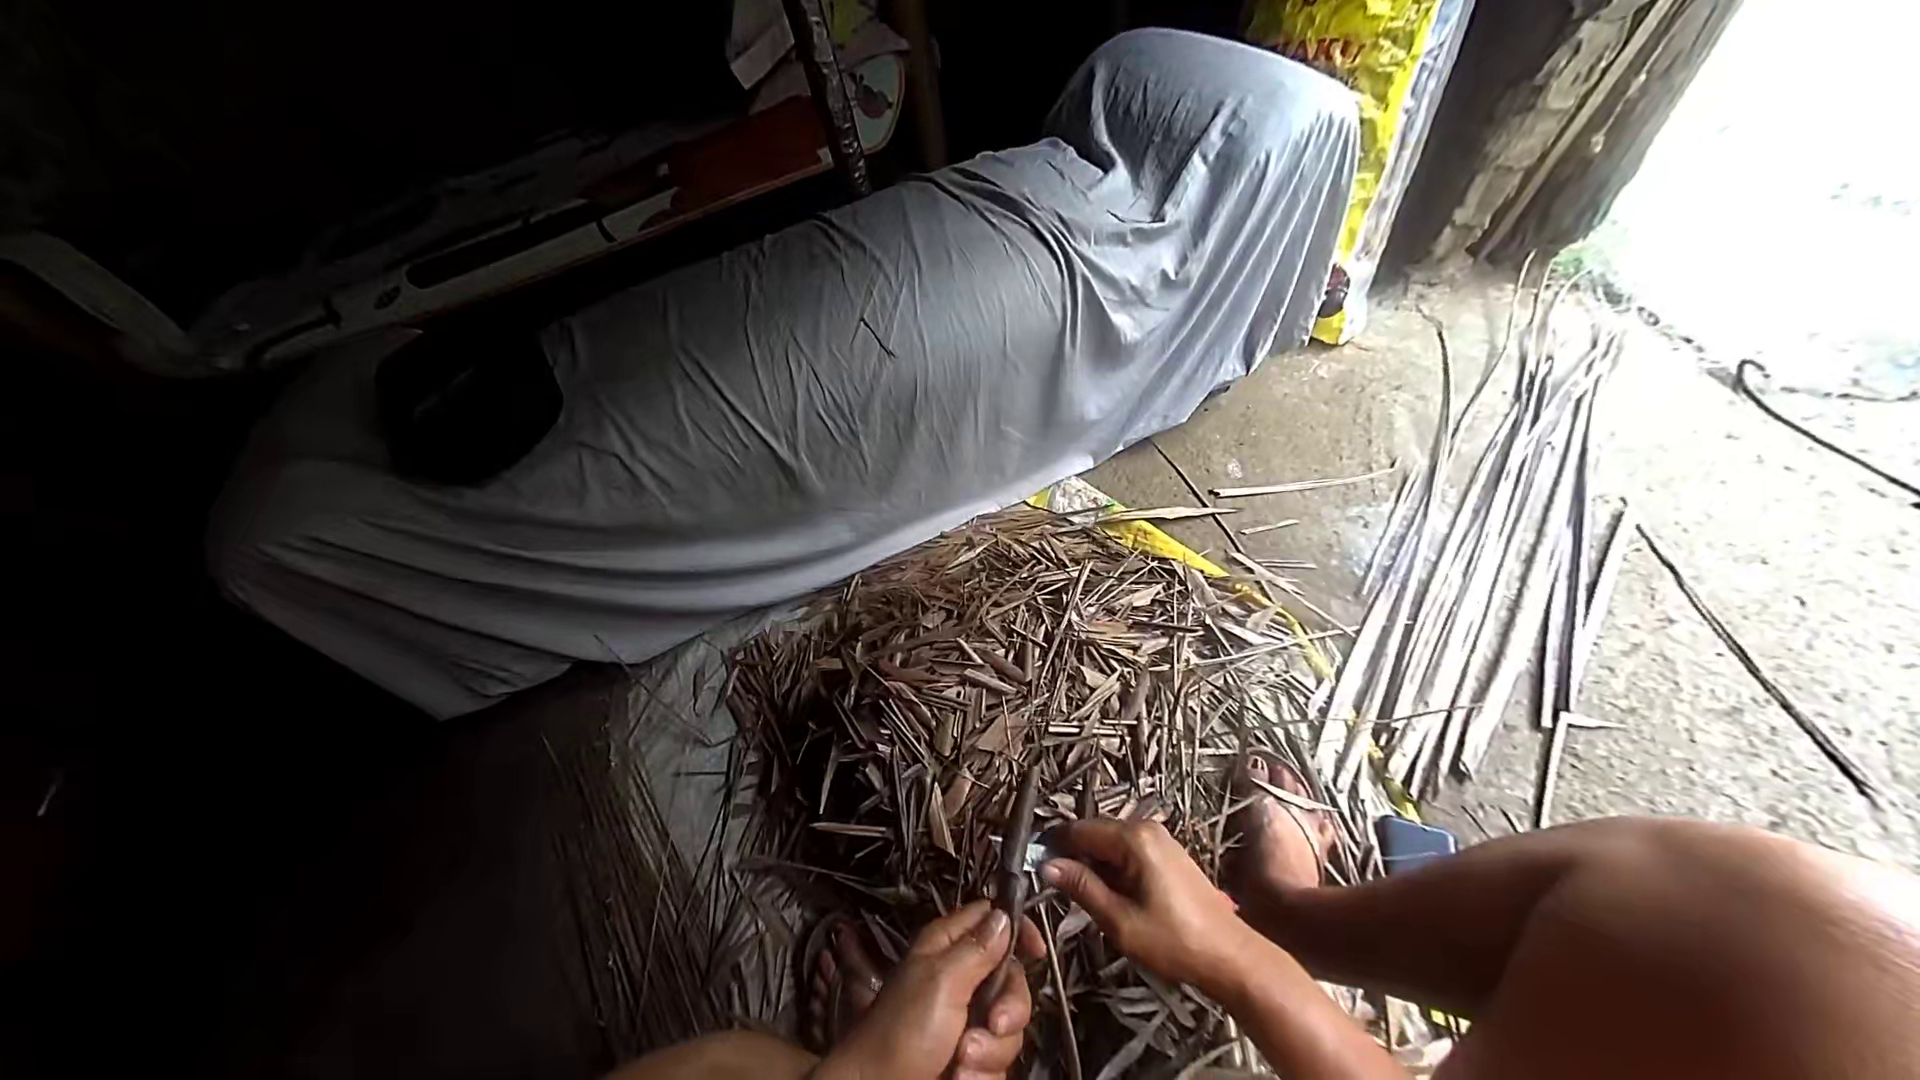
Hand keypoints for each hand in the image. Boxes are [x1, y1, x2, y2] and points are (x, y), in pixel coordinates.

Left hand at [818, 901, 1045, 1079]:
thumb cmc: (901, 1032)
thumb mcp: (941, 981)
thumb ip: (977, 948)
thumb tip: (1005, 915)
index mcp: (948, 945)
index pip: (992, 917)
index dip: (1018, 929)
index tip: (1037, 951)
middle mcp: (961, 976)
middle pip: (1011, 978)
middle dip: (1009, 1008)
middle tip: (993, 1023)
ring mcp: (966, 1018)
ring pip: (1008, 1026)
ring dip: (991, 1049)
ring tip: (962, 1061)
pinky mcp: (970, 1055)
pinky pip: (999, 1060)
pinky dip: (984, 1073)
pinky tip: (961, 1076)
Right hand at [1041, 819, 1258, 995]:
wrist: (1231, 957)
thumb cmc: (1174, 941)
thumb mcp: (1120, 921)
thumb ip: (1082, 888)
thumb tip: (1047, 865)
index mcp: (1133, 837)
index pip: (1079, 830)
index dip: (1055, 847)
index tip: (1037, 868)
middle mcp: (1145, 826)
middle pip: (1094, 832)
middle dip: (1074, 856)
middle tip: (1060, 890)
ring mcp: (1159, 837)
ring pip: (1109, 842)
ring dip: (1094, 864)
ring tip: (1087, 897)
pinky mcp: (1166, 851)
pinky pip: (1127, 849)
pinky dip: (1113, 866)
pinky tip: (1113, 894)